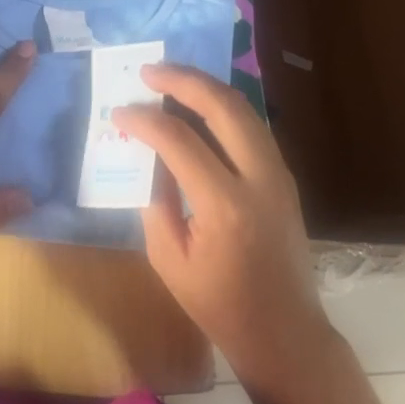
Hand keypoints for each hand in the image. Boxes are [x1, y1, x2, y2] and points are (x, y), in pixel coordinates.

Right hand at [113, 65, 379, 403]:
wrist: (285, 332)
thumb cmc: (219, 304)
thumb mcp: (169, 258)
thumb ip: (155, 198)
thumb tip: (147, 150)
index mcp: (225, 206)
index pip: (179, 140)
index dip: (144, 120)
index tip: (119, 112)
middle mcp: (259, 178)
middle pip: (223, 105)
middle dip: (183, 79)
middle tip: (149, 71)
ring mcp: (279, 173)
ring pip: (244, 107)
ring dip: (205, 86)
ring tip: (171, 78)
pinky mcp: (285, 175)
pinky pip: (252, 125)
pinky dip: (223, 106)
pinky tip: (199, 104)